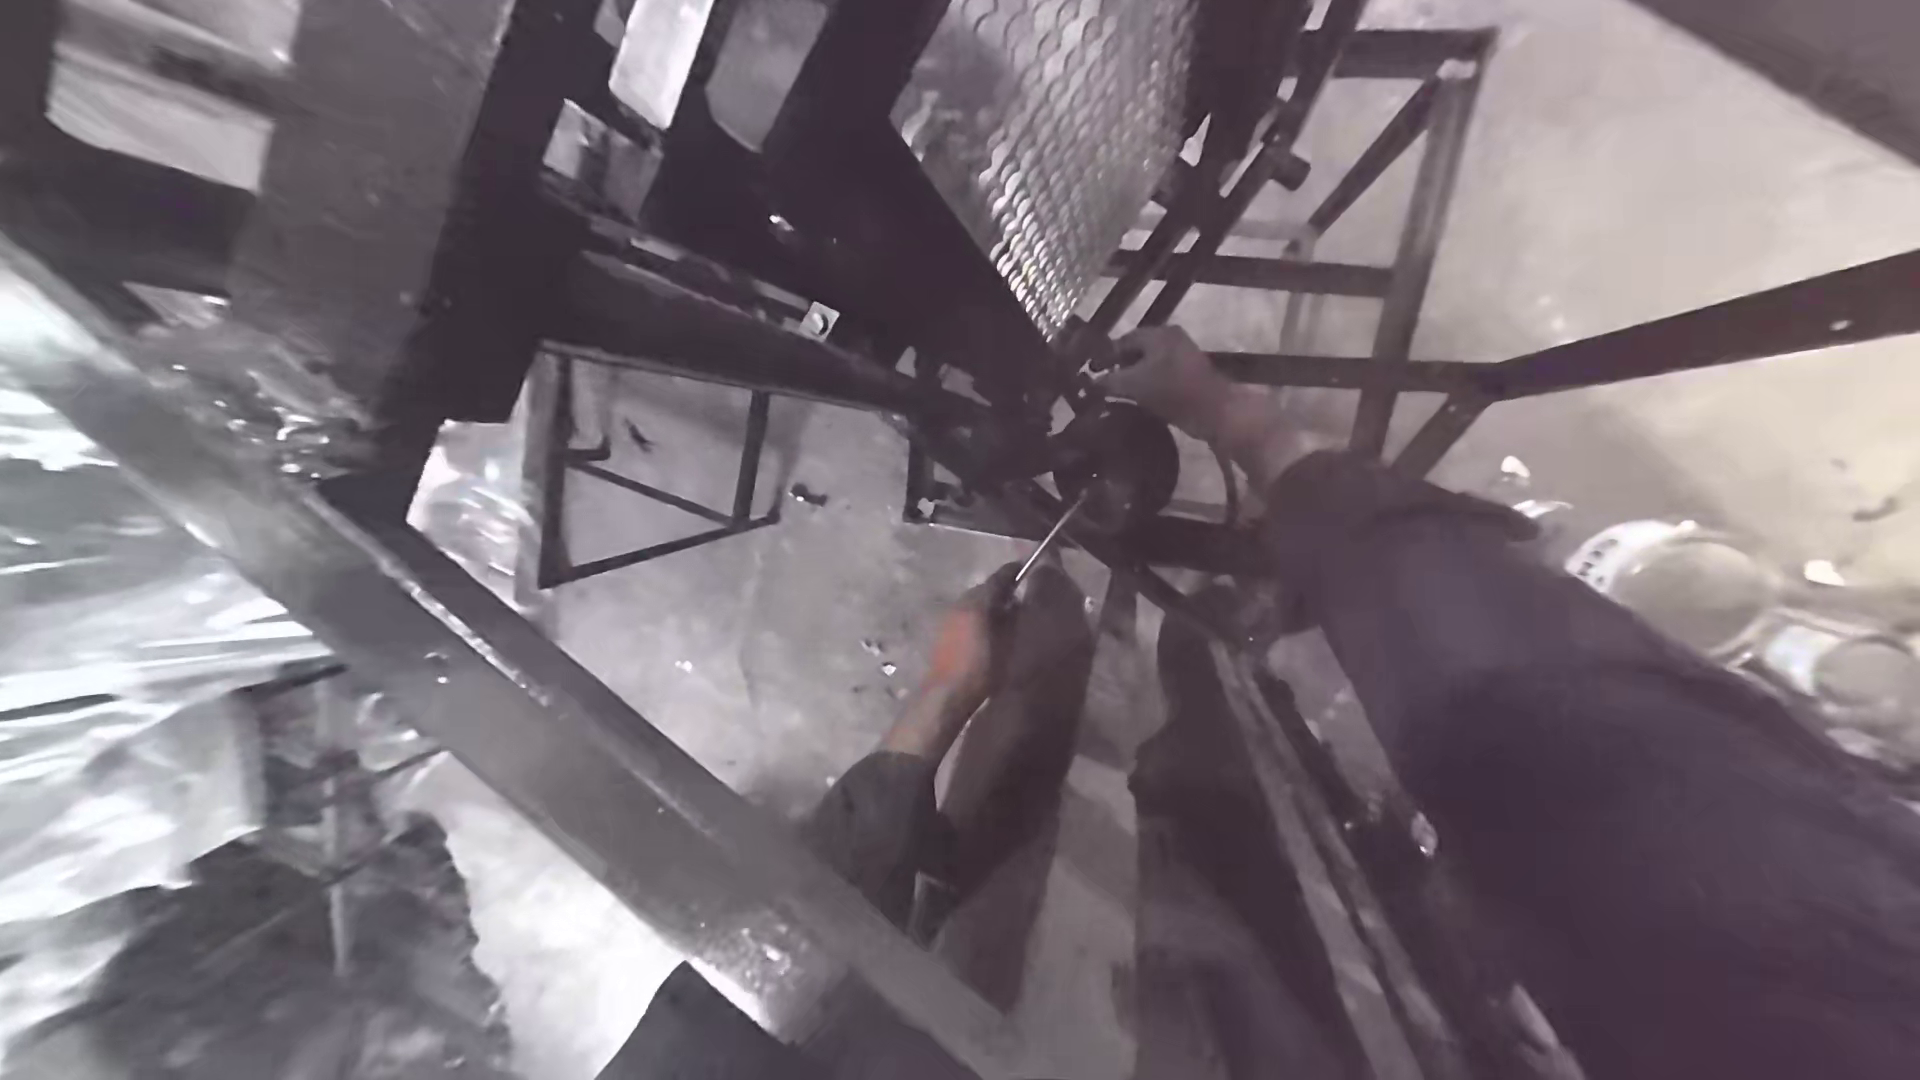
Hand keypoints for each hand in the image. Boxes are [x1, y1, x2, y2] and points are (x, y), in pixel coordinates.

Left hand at [924, 562, 1019, 704]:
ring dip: (987, 603)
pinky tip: (986, 628)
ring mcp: (949, 615)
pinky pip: (964, 612)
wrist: (947, 692)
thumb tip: (1017, 603)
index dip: (1013, 572)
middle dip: (1001, 590)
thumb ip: (1012, 619)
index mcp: (978, 602)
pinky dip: (977, 614)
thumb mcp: (1007, 644)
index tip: (1025, 569)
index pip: (998, 578)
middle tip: (1018, 597)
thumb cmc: (982, 669)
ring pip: (973, 600)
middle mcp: (961, 602)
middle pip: (984, 588)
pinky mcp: (942, 629)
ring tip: (1004, 614)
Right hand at [1102, 326, 1232, 441]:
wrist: (1212, 411)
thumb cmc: (1171, 391)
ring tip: (1114, 394)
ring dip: (1131, 377)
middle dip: (1117, 367)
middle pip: (1135, 351)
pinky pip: (1158, 375)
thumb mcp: (1133, 385)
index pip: (1123, 340)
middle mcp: (1170, 339)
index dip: (1105, 356)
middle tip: (1100, 384)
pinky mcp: (1186, 374)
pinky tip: (1134, 399)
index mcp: (1159, 334)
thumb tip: (1089, 384)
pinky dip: (1145, 385)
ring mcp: (1181, 356)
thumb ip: (1108, 382)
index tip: (1089, 372)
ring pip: (1147, 364)